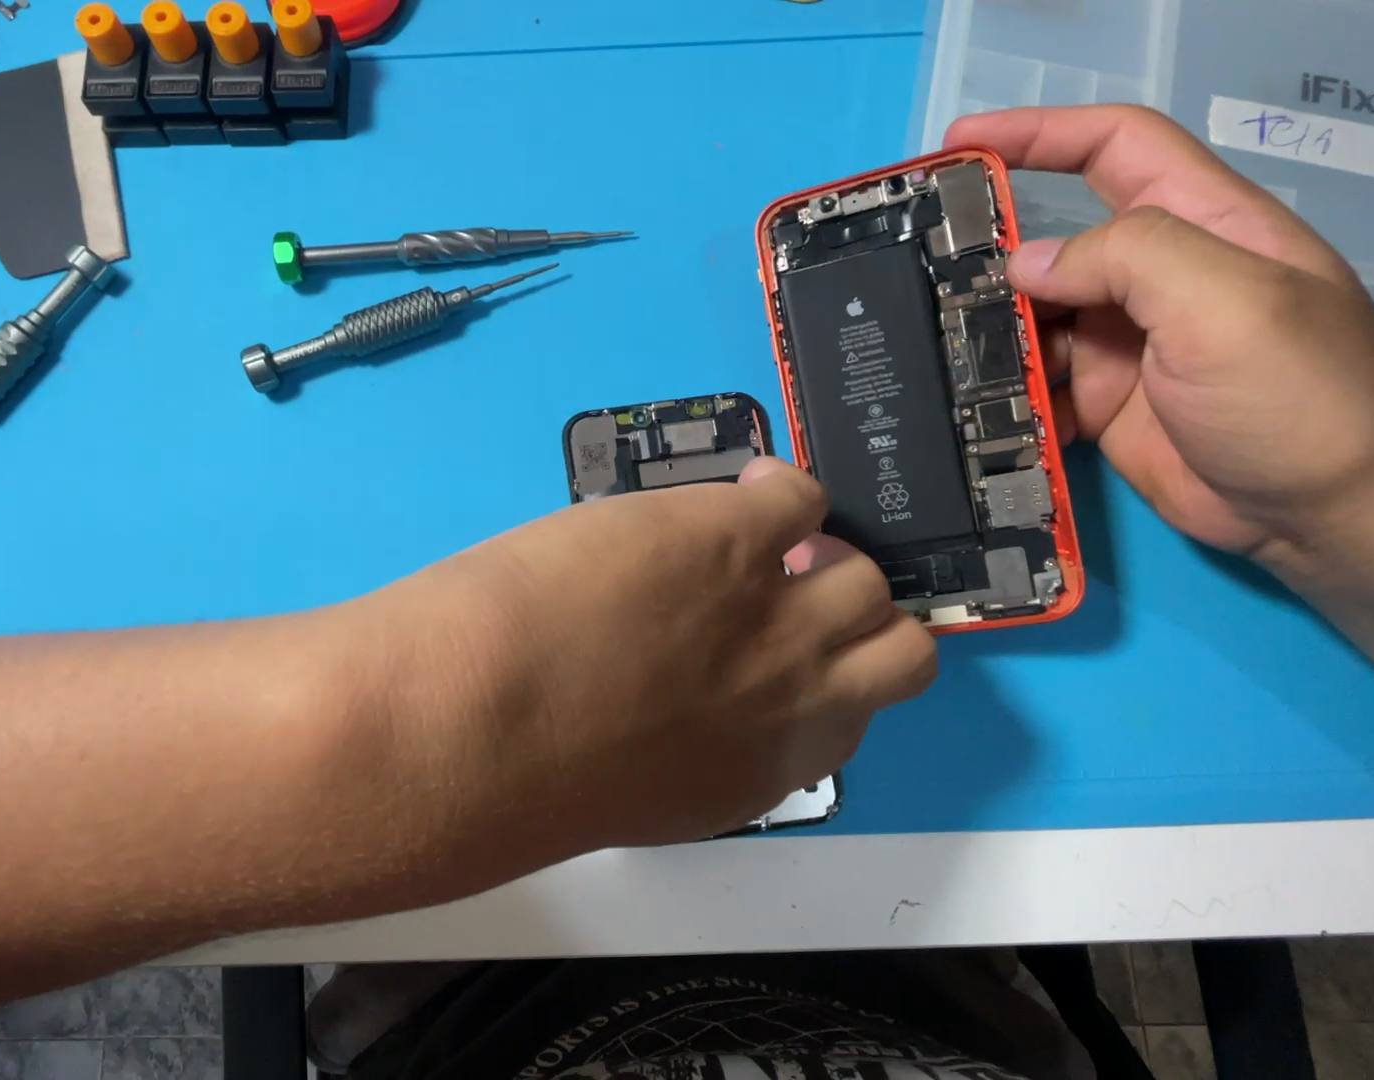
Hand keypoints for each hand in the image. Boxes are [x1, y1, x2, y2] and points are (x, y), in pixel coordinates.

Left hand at [349, 458, 934, 876]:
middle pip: (898, 648)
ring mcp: (771, 612)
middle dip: (852, 616)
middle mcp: (793, 697)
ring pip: (862, 573)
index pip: (855, 718)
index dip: (833, 674)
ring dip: (823, 554)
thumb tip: (684, 698)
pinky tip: (737, 492)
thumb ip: (683, 745)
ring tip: (760, 538)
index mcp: (762, 770)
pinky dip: (779, 489)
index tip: (792, 645)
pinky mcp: (728, 538)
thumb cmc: (522, 769)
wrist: (475, 725)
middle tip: (792, 586)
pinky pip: (796, 496)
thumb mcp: (634, 784)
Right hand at [944, 106, 1373, 563]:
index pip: (1116, 148)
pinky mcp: (1097, 401)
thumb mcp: (1231, 304)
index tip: (959, 146)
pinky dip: (1000, 392)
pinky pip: (1031, 384)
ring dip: (984, 333)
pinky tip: (969, 404)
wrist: (1322, 514)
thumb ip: (1131, 259)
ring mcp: (1120, 344)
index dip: (1039, 134)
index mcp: (1199, 228)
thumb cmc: (1300, 397)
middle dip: (987, 252)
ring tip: (931, 349)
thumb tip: (1025, 262)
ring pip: (1030, 319)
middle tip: (917, 273)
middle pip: (1053, 243)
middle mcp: (1152, 279)